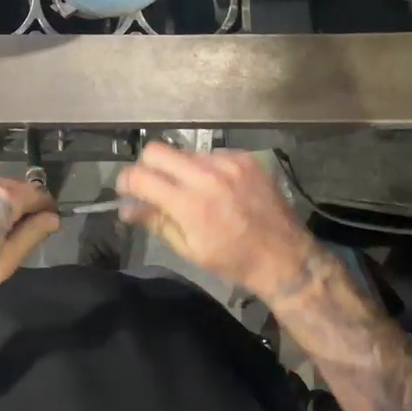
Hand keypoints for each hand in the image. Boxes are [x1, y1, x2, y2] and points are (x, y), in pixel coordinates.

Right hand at [116, 144, 319, 294]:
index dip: (126, 181)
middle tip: (153, 184)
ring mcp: (228, 163)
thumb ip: (156, 221)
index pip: (140, 176)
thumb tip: (126, 208)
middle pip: (156, 150)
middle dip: (148, 166)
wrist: (285, 256)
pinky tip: (217, 186)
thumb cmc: (233, 260)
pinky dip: (206, 168)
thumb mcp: (189, 249)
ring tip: (191, 189)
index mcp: (190, 204)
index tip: (126, 189)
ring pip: (184, 151)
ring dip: (179, 168)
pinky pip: (211, 154)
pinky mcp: (244, 158)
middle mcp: (206, 176)